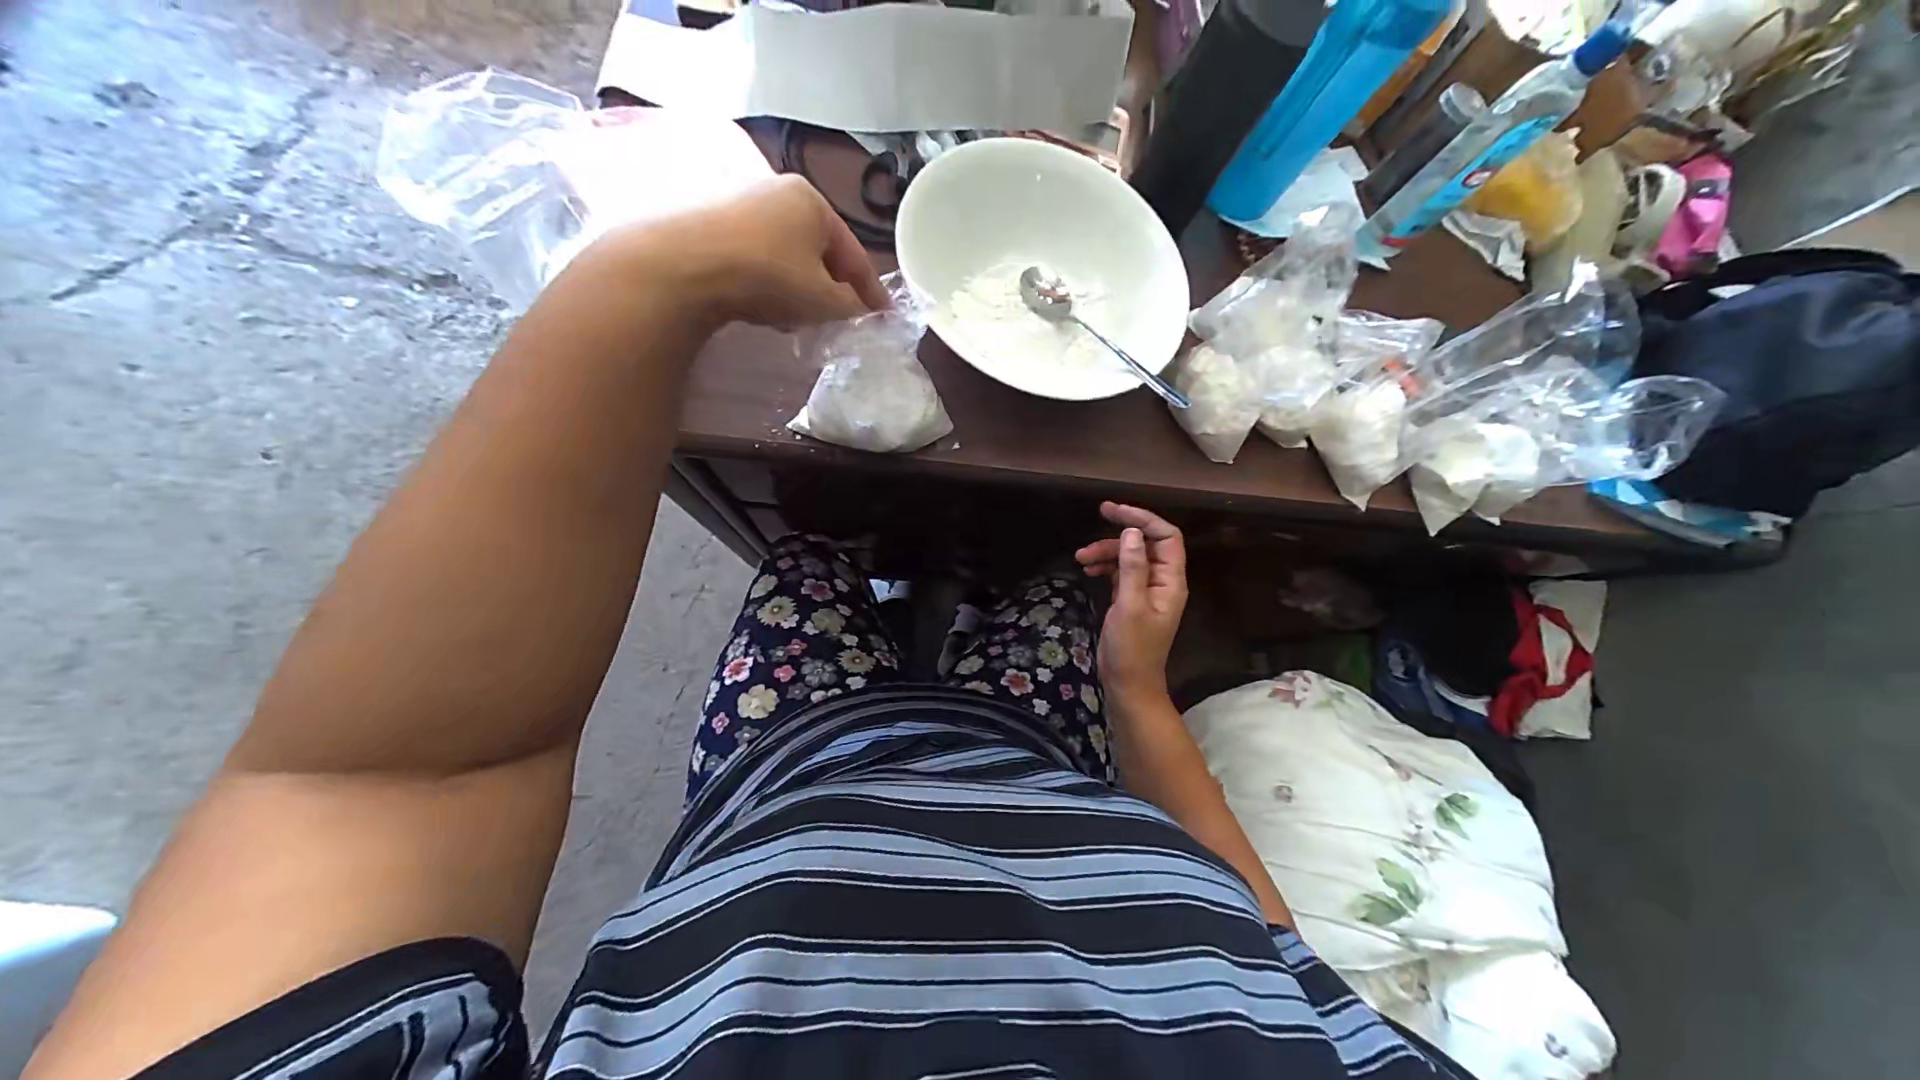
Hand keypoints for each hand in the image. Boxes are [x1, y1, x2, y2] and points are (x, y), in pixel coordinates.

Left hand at [596, 175, 889, 330]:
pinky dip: (770, 281)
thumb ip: (850, 306)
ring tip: (797, 319)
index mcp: (813, 201)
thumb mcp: (822, 300)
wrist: (682, 266)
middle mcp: (779, 191)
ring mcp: (741, 202)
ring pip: (787, 254)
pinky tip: (762, 307)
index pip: (855, 254)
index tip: (883, 316)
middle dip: (831, 287)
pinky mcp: (712, 221)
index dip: (871, 290)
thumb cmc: (767, 277)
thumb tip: (858, 309)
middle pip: (819, 250)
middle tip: (838, 319)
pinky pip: (758, 255)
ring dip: (799, 287)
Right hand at [1075, 501, 1186, 703]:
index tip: (1115, 511)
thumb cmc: (1133, 648)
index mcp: (1170, 581)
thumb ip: (1132, 567)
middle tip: (1097, 517)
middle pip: (1146, 543)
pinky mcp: (1130, 599)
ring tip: (1080, 557)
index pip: (1166, 537)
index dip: (1143, 519)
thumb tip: (1132, 532)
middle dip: (1120, 533)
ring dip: (1106, 552)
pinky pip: (1120, 572)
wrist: (1128, 683)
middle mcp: (1161, 581)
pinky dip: (1104, 567)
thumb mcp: (1130, 605)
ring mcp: (1145, 590)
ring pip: (1129, 557)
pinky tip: (1087, 569)